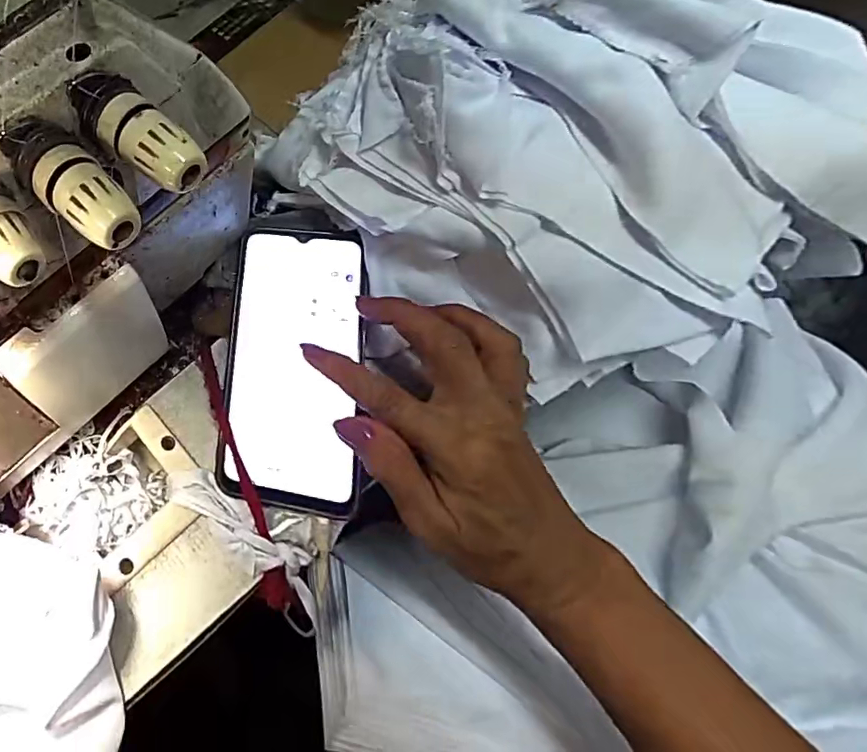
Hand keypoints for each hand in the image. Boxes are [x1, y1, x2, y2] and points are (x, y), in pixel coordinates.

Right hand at [302, 296, 619, 617]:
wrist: (552, 561)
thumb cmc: (487, 547)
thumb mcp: (428, 522)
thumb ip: (390, 467)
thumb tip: (351, 423)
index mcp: (455, 445)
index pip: (388, 396)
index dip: (344, 370)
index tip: (314, 351)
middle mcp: (483, 414)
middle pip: (444, 342)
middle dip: (400, 313)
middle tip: (365, 305)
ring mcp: (503, 404)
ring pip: (482, 336)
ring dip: (443, 312)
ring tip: (408, 309)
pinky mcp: (513, 404)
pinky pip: (503, 351)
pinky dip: (476, 328)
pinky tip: (450, 329)